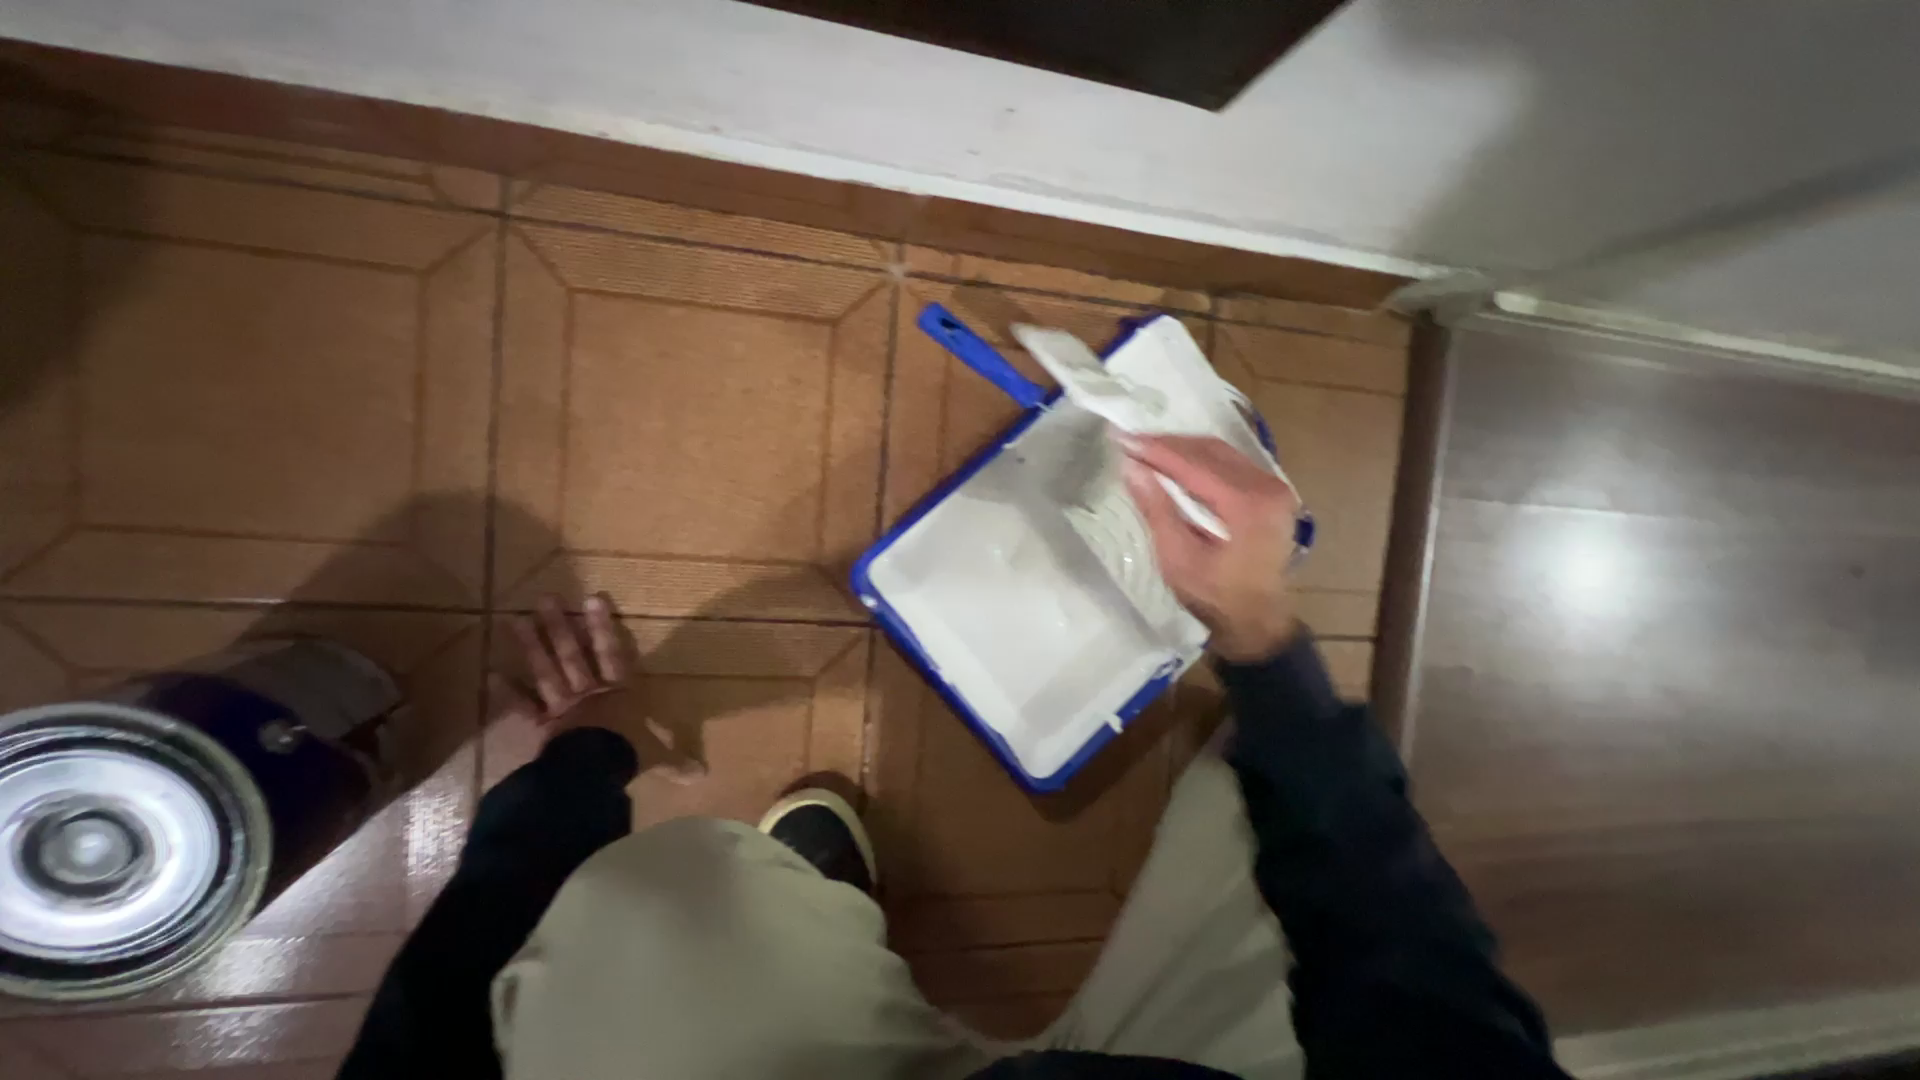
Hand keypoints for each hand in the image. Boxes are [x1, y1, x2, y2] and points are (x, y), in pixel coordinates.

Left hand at [491, 593, 702, 778]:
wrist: (593, 773)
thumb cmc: (627, 754)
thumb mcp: (658, 758)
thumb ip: (676, 762)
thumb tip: (703, 774)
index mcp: (619, 694)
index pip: (613, 653)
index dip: (604, 627)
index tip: (593, 598)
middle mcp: (589, 693)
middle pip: (573, 654)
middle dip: (561, 626)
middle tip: (545, 599)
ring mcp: (563, 707)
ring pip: (547, 671)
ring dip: (532, 646)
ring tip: (515, 620)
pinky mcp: (544, 726)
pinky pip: (524, 708)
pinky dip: (508, 693)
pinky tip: (490, 673)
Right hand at [1119, 435, 1301, 662]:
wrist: (1256, 620)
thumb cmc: (1214, 596)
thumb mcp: (1177, 557)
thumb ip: (1157, 509)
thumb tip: (1131, 468)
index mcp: (1247, 504)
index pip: (1194, 465)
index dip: (1156, 451)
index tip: (1123, 440)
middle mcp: (1267, 487)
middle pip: (1209, 450)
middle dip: (1167, 445)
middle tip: (1130, 442)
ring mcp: (1274, 487)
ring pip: (1221, 452)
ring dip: (1183, 448)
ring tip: (1147, 449)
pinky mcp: (1272, 492)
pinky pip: (1232, 462)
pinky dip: (1201, 458)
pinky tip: (1176, 462)